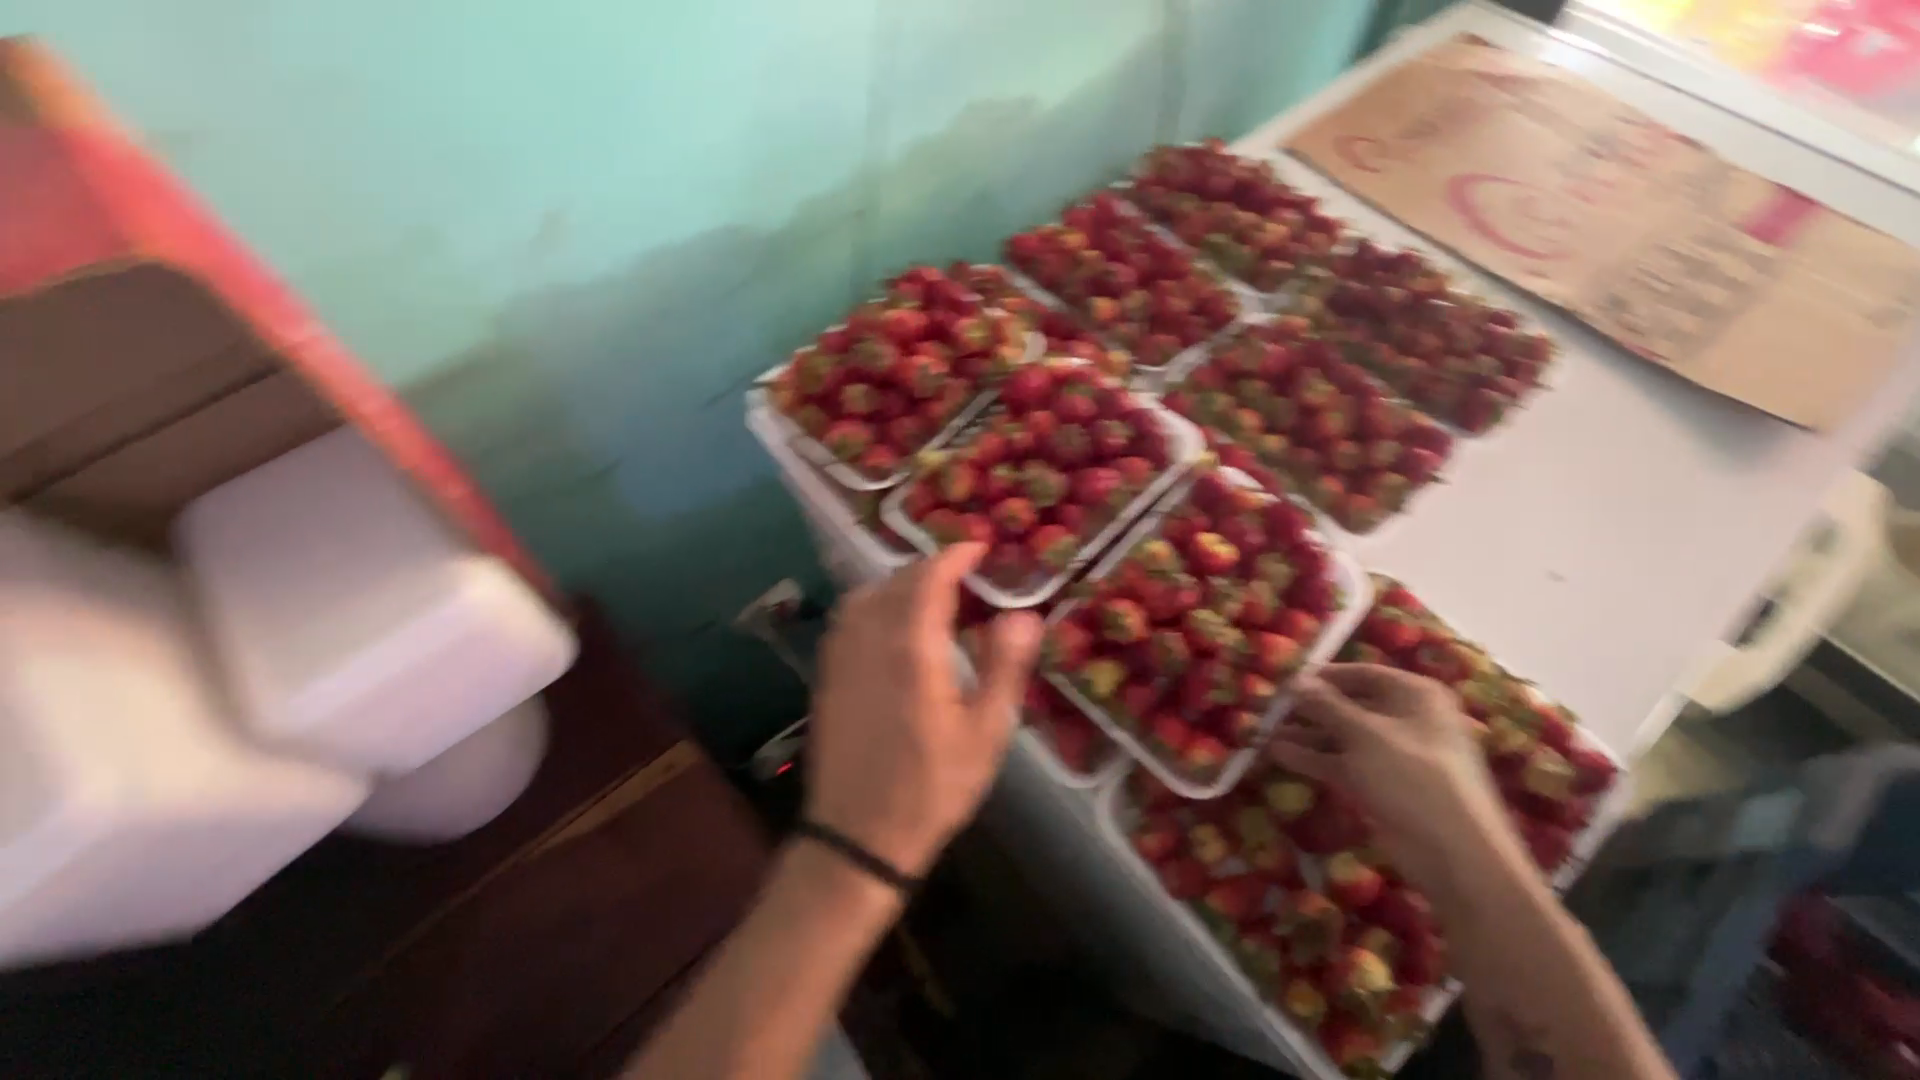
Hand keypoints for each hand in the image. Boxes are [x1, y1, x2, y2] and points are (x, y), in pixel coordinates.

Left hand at [806, 543, 1042, 876]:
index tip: (979, 549)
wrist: (857, 835)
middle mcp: (869, 639)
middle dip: (931, 568)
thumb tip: (1023, 614)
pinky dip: (874, 605)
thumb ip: (1004, 667)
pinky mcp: (827, 677)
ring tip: (931, 598)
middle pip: (896, 580)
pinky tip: (893, 629)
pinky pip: (848, 619)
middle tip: (965, 576)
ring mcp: (841, 657)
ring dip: (899, 583)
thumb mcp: (986, 733)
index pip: (929, 577)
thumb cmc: (932, 787)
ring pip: (867, 595)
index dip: (954, 556)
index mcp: (911, 647)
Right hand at [1268, 664, 1526, 909]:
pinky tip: (1276, 753)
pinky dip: (1312, 758)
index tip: (1282, 680)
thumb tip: (1294, 680)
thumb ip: (1325, 705)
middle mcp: (1404, 719)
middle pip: (1347, 705)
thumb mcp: (1364, 734)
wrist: (1452, 853)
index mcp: (1414, 695)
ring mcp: (1391, 754)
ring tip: (1259, 730)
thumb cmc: (1412, 776)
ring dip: (1302, 734)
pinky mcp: (1379, 784)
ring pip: (1340, 736)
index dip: (1321, 676)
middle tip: (1264, 707)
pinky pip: (1341, 763)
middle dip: (1305, 707)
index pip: (1361, 673)